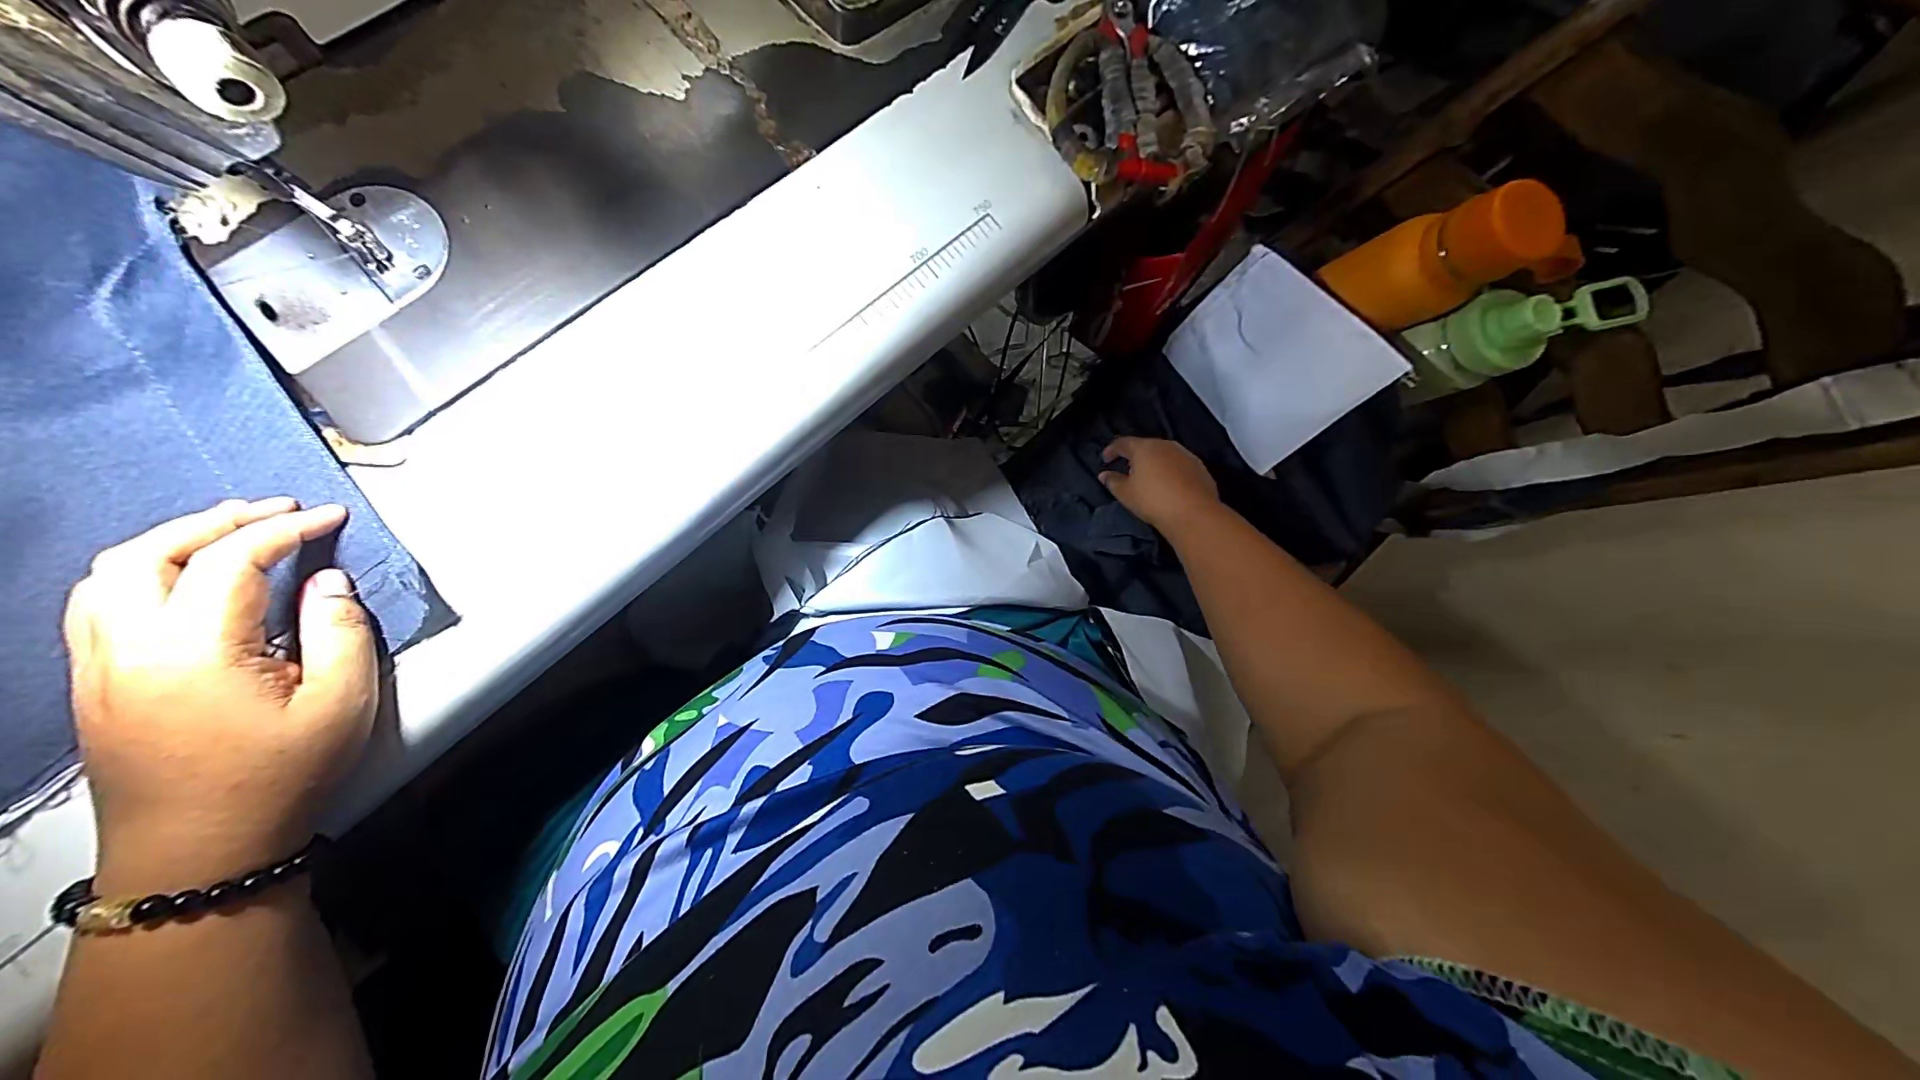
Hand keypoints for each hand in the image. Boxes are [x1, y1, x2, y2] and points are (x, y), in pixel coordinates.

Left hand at [63, 499, 377, 891]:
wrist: (202, 853)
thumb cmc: (277, 780)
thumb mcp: (342, 703)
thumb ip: (341, 631)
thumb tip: (326, 582)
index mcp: (192, 653)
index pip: (231, 561)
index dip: (285, 529)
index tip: (328, 517)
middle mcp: (128, 652)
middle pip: (149, 554)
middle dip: (217, 521)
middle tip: (276, 511)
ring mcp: (100, 671)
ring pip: (108, 577)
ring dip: (170, 542)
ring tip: (229, 533)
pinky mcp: (96, 688)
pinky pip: (99, 606)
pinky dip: (143, 573)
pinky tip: (185, 580)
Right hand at [1098, 437, 1222, 535]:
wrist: (1193, 512)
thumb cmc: (1153, 500)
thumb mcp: (1126, 493)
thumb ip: (1113, 481)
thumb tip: (1104, 474)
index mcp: (1144, 448)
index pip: (1123, 443)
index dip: (1111, 450)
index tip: (1105, 459)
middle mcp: (1166, 445)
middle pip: (1146, 446)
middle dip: (1135, 456)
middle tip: (1127, 468)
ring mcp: (1185, 454)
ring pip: (1164, 454)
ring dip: (1154, 462)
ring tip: (1149, 476)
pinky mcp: (1199, 467)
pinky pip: (1179, 464)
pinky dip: (1170, 470)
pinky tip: (1169, 484)